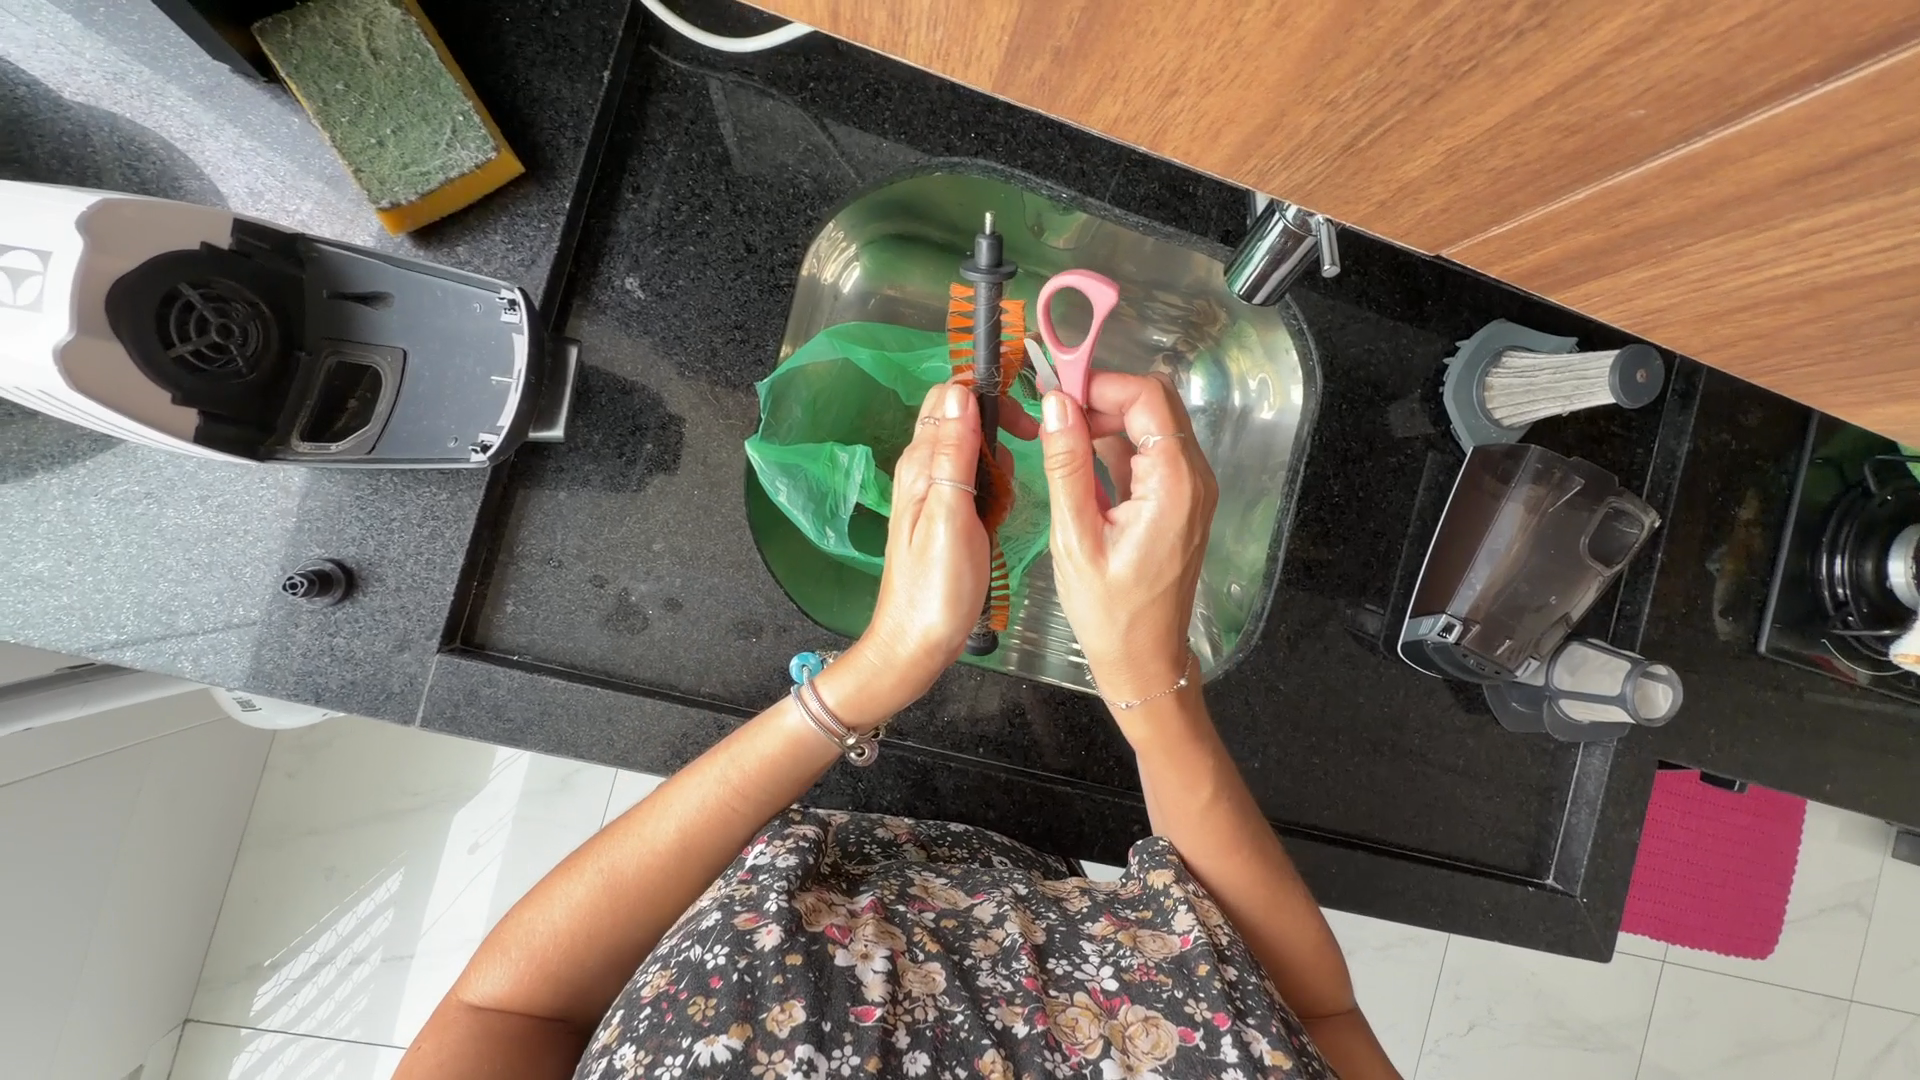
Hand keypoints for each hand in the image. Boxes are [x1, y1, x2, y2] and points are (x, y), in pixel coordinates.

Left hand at [832, 382, 991, 726]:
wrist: (917, 643)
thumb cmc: (936, 588)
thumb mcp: (950, 516)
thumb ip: (954, 454)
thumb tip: (960, 394)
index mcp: (920, 464)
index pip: (948, 397)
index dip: (987, 396)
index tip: (1020, 423)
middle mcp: (921, 470)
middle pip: (962, 420)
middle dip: (998, 431)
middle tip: (1017, 467)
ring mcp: (932, 492)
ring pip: (973, 452)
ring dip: (999, 468)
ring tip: (1003, 506)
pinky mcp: (944, 514)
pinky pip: (974, 484)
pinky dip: (993, 493)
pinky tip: (996, 520)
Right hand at [1038, 373, 1217, 708]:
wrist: (1143, 658)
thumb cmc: (1108, 610)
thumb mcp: (1076, 536)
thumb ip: (1067, 464)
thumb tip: (1055, 403)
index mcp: (1175, 483)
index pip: (1148, 397)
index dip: (1101, 385)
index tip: (1056, 396)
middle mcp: (1194, 478)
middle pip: (1154, 405)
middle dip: (1101, 401)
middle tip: (1052, 420)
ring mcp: (1191, 489)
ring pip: (1152, 427)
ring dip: (1105, 424)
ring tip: (1058, 443)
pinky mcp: (1180, 501)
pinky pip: (1150, 455)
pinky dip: (1115, 449)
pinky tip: (1079, 466)